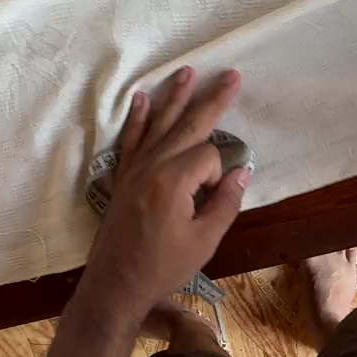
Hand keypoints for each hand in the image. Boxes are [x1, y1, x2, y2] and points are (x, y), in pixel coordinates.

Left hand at [77, 67, 250, 324]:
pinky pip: (131, 139)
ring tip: (187, 71)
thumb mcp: (205, 242)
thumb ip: (225, 203)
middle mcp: (151, 166)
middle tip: (232, 75)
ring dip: (174, 97)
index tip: (214, 197)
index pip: (208, 156)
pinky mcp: (123, 178)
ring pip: (158, 125)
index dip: (219, 173)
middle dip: (211, 100)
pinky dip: (138, 118)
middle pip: (186, 125)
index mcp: (172, 181)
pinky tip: (142, 98)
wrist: (115, 285)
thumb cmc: (162, 268)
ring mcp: (133, 169)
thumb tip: (241, 171)